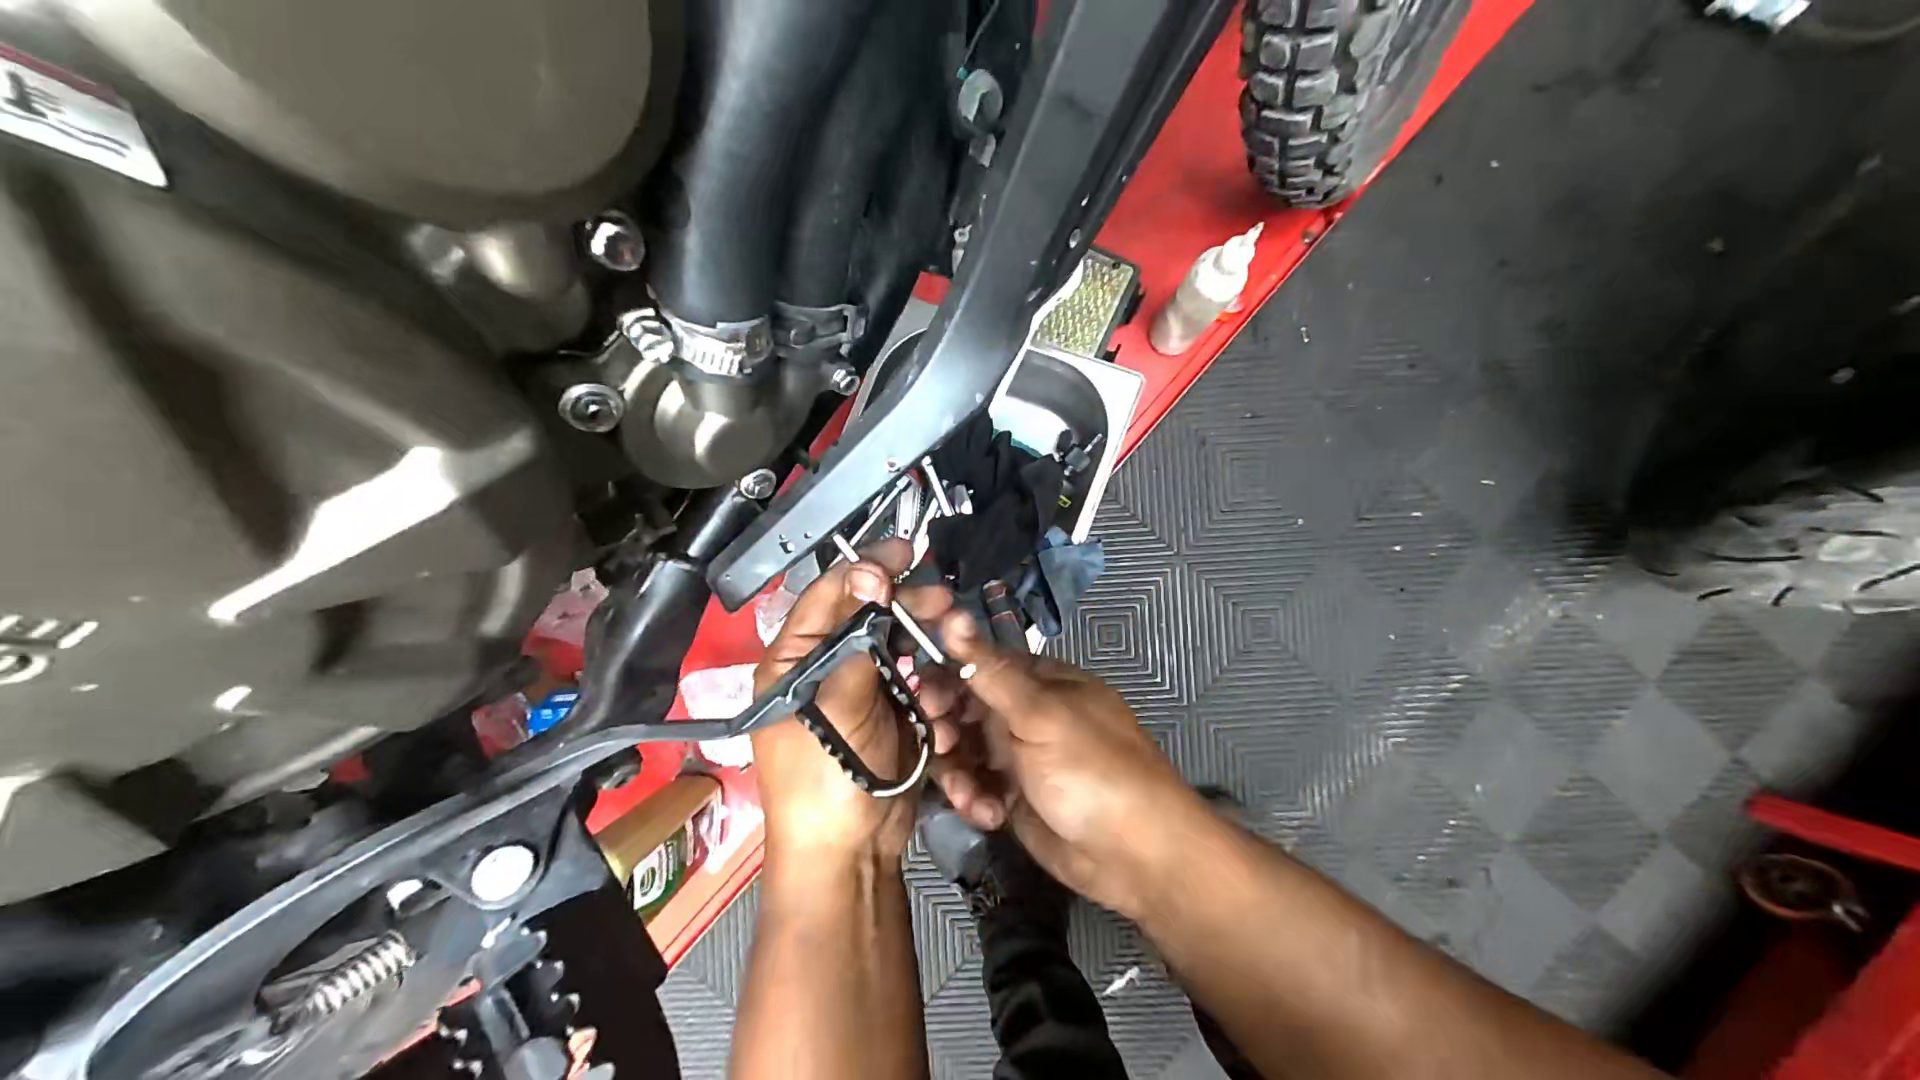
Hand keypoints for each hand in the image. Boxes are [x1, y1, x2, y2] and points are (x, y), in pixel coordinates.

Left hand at [752, 539, 956, 862]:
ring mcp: (862, 689)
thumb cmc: (824, 777)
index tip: (902, 554)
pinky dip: (931, 679)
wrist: (851, 853)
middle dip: (905, 605)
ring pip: (897, 646)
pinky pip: (916, 680)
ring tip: (950, 630)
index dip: (864, 569)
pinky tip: (941, 688)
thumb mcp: (835, 700)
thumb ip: (856, 635)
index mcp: (794, 660)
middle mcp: (826, 667)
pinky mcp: (893, 712)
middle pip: (867, 617)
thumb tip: (868, 572)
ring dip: (924, 641)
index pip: (827, 596)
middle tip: (941, 597)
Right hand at [928, 610, 1208, 917]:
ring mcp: (1020, 757)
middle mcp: (1025, 715)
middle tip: (939, 746)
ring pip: (965, 752)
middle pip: (964, 710)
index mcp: (1038, 682)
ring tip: (971, 795)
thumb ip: (990, 671)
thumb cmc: (1091, 769)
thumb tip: (954, 615)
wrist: (1135, 855)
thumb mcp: (1040, 714)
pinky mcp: (1014, 797)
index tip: (918, 695)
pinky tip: (991, 815)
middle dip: (946, 729)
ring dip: (959, 772)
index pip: (978, 665)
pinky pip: (977, 787)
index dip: (944, 678)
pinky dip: (976, 800)